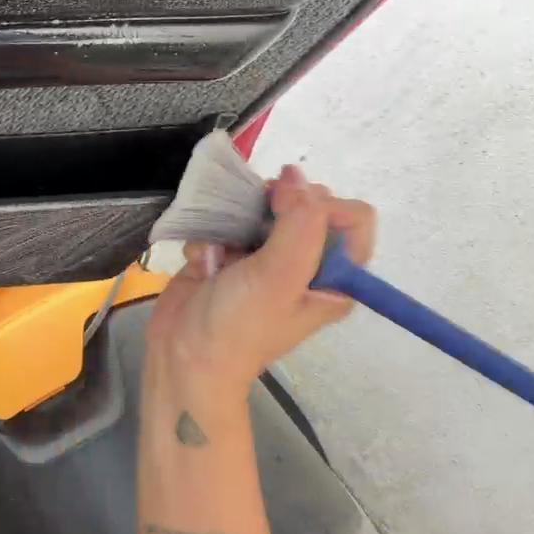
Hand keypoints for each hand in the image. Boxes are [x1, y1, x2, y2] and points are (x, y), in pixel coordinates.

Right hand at [146, 165, 375, 394]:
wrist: (183, 357)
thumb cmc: (240, 325)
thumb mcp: (280, 277)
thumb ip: (299, 225)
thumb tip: (297, 176)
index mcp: (335, 279)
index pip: (351, 218)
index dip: (320, 205)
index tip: (283, 210)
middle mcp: (305, 267)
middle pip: (305, 207)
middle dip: (274, 208)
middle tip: (252, 222)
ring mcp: (265, 262)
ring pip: (261, 212)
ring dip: (236, 222)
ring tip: (221, 246)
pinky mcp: (229, 260)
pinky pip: (225, 228)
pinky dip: (211, 237)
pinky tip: (202, 260)